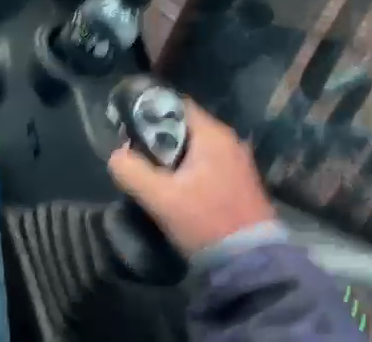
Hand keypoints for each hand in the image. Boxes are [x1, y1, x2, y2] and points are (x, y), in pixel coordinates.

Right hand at [107, 101, 276, 256]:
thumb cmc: (206, 221)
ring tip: (148, 168)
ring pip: (191, 145)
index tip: (124, 123)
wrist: (254, 268)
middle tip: (132, 148)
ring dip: (168, 153)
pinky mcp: (239, 182)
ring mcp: (237, 163)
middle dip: (154, 134)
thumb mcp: (158, 196)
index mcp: (213, 135)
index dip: (145, 109)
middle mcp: (229, 142)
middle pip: (180, 124)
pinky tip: (171, 184)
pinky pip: (203, 161)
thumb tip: (117, 155)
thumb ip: (129, 169)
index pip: (172, 103)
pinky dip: (184, 166)